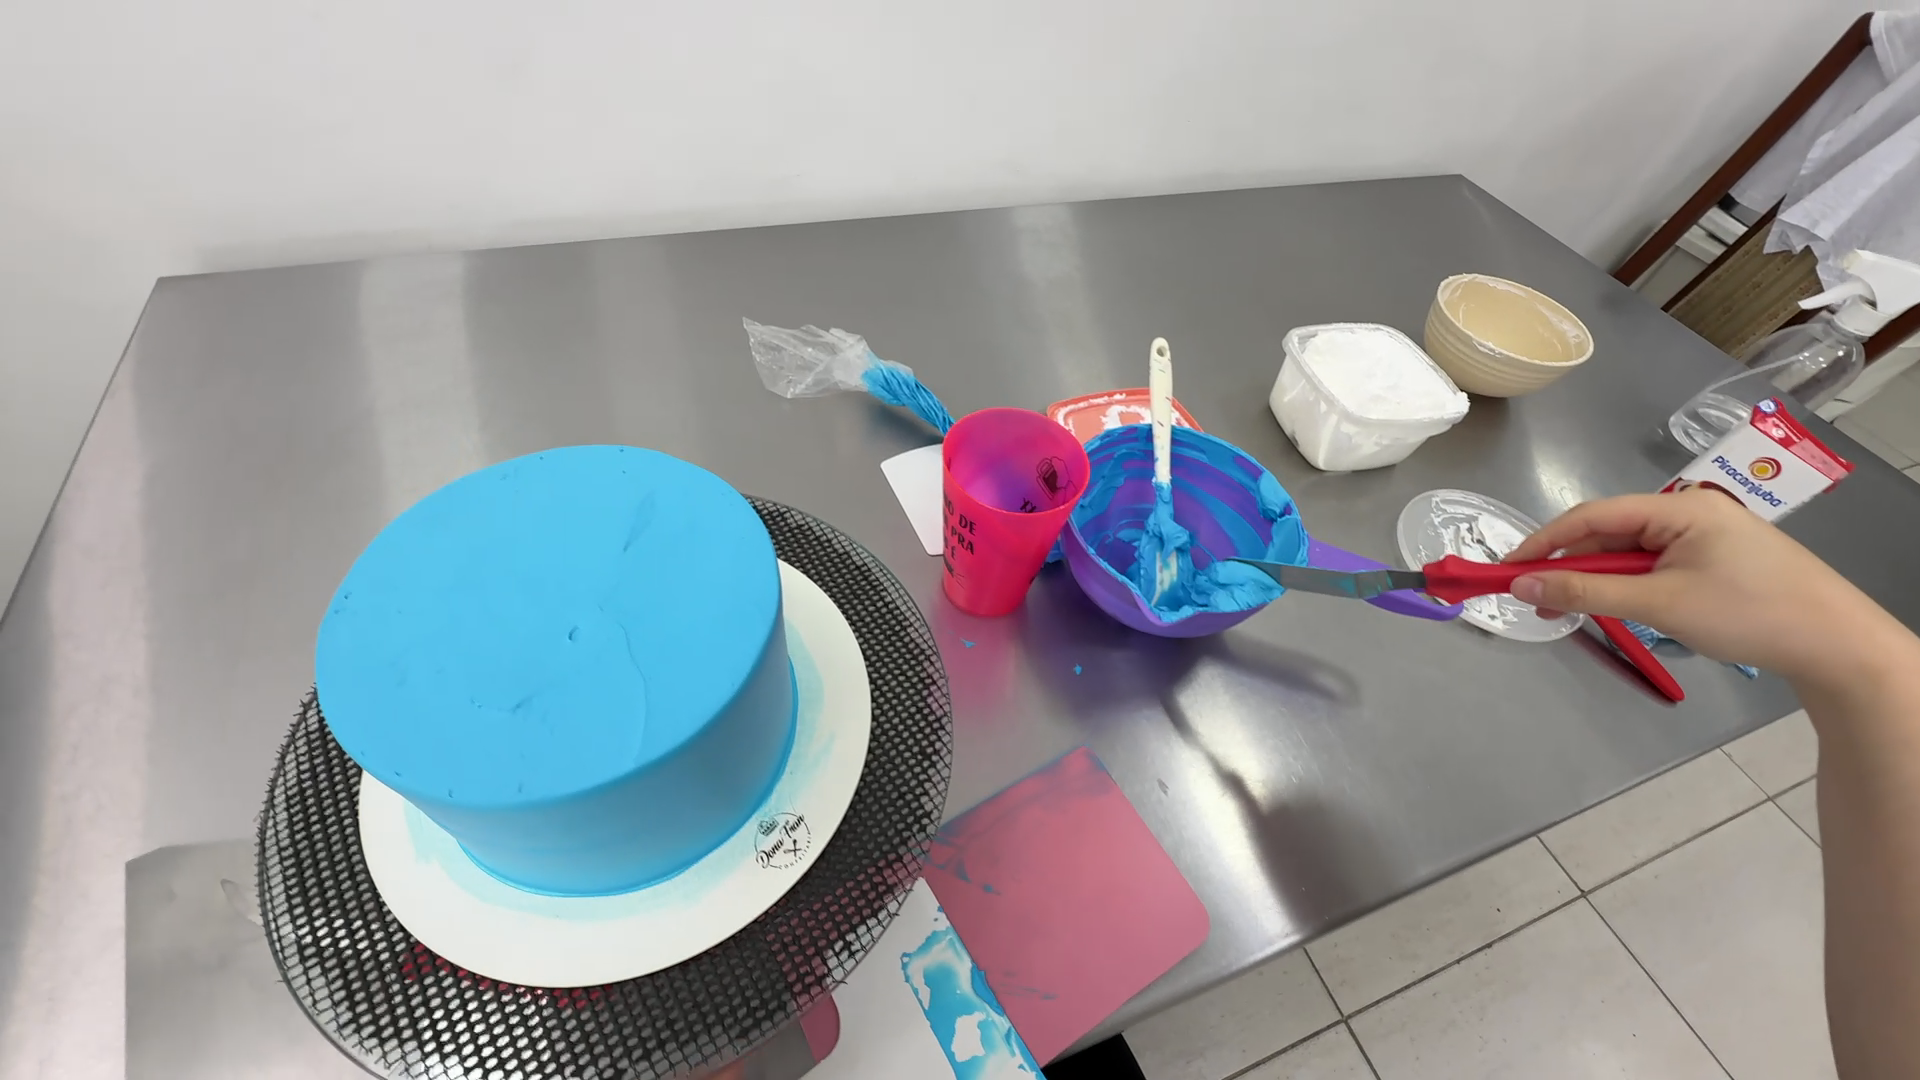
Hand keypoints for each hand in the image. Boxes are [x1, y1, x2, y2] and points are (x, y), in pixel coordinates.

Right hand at [1504, 490, 1899, 687]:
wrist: (1843, 650)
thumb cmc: (1749, 614)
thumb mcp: (1657, 603)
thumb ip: (1584, 590)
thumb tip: (1520, 584)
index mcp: (1680, 509)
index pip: (1590, 516)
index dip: (1542, 541)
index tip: (1507, 568)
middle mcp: (1688, 514)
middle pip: (1605, 533)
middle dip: (1566, 565)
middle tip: (1533, 597)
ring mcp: (1701, 537)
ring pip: (1624, 552)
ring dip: (1591, 579)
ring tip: (1564, 608)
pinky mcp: (1710, 561)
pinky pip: (1646, 565)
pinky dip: (1619, 585)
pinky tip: (1606, 605)